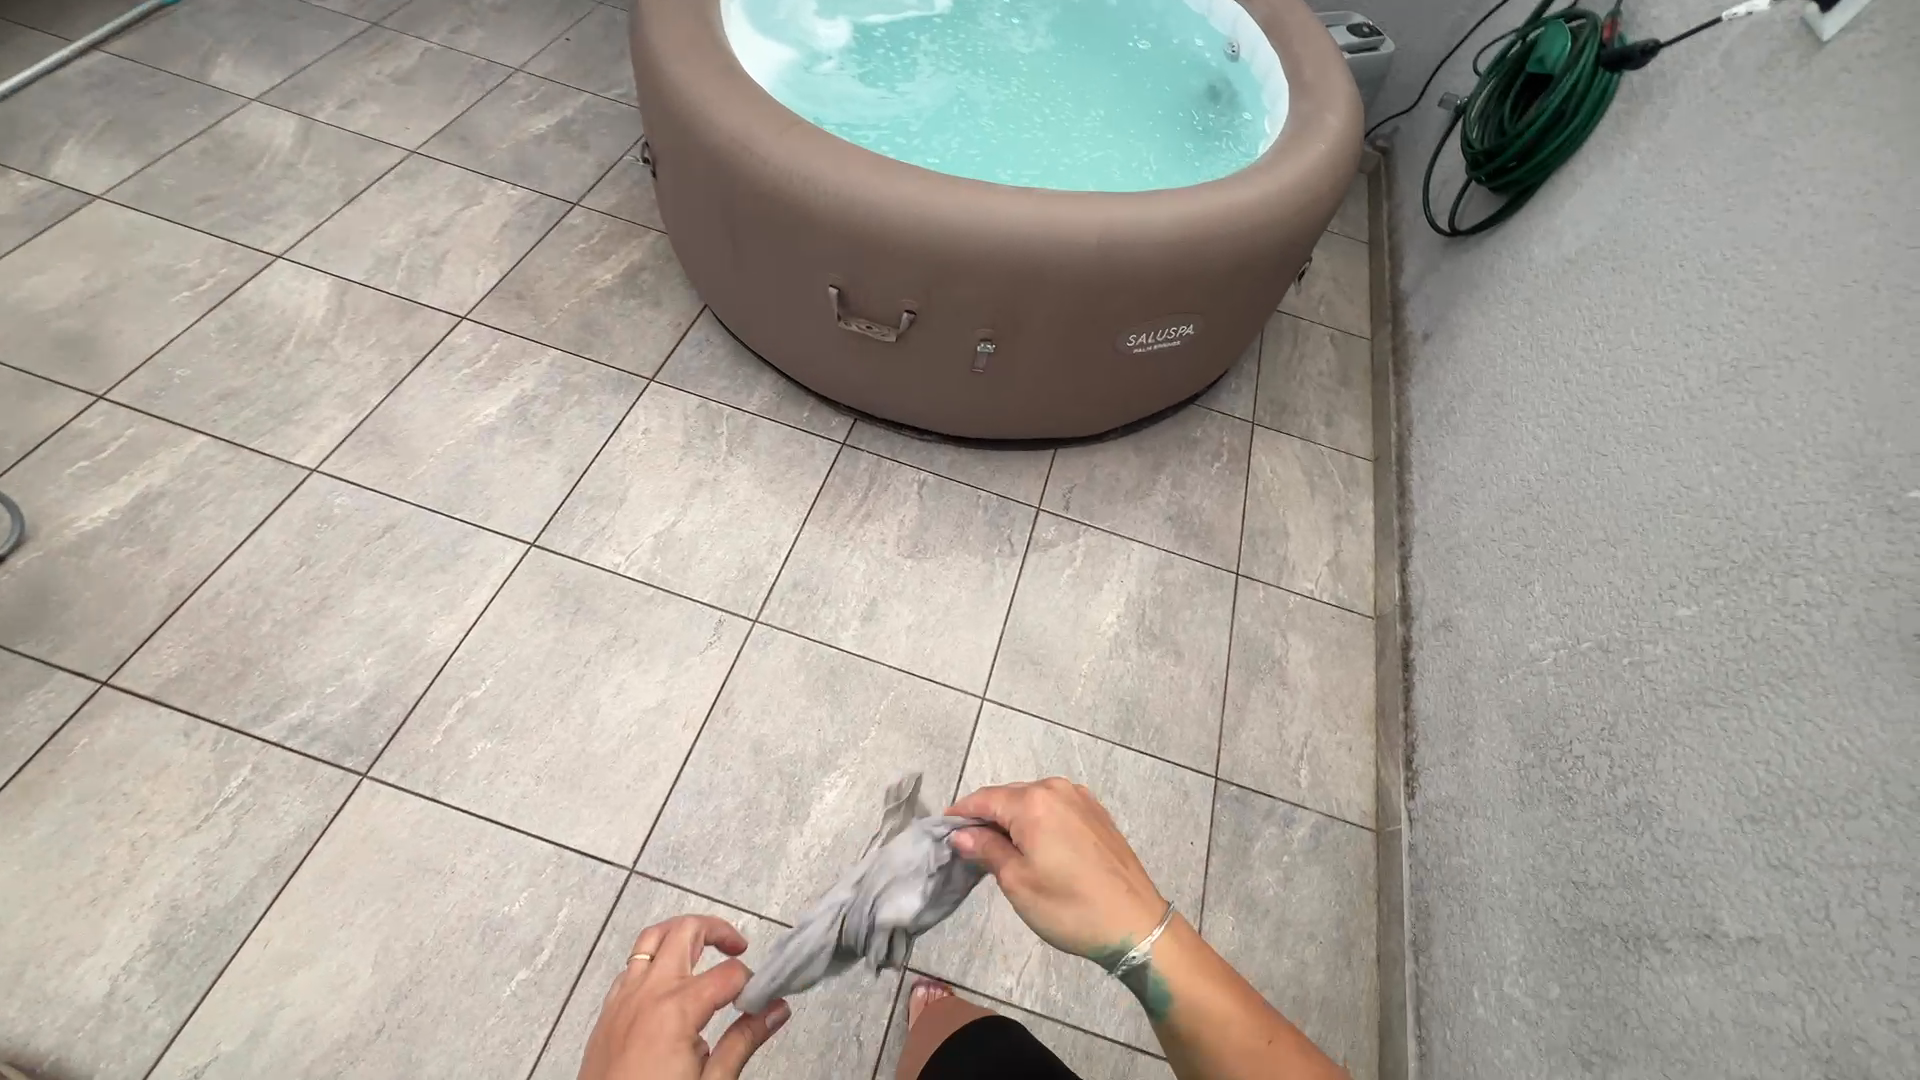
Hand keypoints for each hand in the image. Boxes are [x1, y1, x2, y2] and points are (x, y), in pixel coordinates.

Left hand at [578, 914, 788, 1079]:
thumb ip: (744, 1040)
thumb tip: (779, 1008)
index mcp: (677, 1008)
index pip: (729, 974)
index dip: (752, 982)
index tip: (762, 1000)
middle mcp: (649, 991)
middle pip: (687, 931)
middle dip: (718, 931)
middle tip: (739, 948)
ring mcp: (623, 998)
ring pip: (652, 937)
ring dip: (681, 934)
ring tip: (703, 949)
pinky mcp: (607, 1012)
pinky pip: (632, 965)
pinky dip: (654, 959)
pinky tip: (668, 984)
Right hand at [947, 778, 1168, 960]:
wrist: (1137, 924)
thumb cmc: (1070, 906)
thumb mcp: (1018, 882)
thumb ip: (987, 850)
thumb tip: (961, 834)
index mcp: (1033, 802)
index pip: (984, 799)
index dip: (961, 813)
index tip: (943, 829)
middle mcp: (1056, 789)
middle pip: (1009, 796)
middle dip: (987, 816)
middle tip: (968, 844)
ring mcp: (1081, 798)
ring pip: (1033, 801)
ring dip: (1013, 818)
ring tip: (1000, 847)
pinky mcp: (1097, 813)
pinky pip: (1056, 807)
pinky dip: (1039, 820)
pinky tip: (1036, 844)